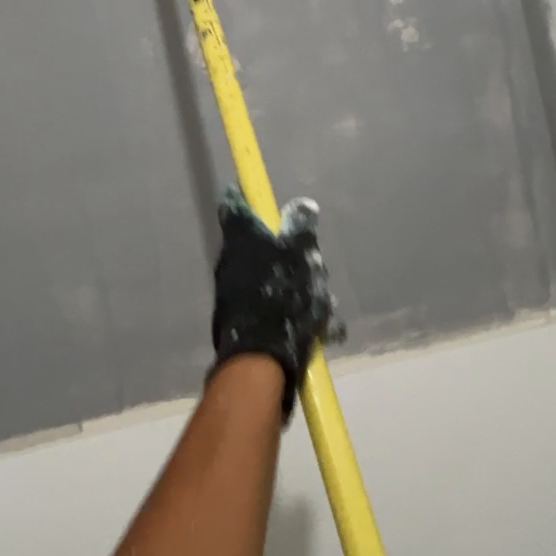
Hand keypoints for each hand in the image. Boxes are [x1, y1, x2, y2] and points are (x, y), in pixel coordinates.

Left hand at [211, 189, 341, 422]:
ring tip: (324, 306)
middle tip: (313, 265)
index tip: (258, 196)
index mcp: (241, 239)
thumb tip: (301, 205)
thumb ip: (301, 228)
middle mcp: (232, 262)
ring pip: (272, 279)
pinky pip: (273, 307)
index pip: (234, 205)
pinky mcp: (243, 322)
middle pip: (261, 245)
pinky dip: (295, 313)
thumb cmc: (281, 297)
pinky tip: (321, 330)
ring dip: (299, 288)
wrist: (260, 360)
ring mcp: (234, 294)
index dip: (245, 196)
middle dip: (290, 254)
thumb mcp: (300, 255)